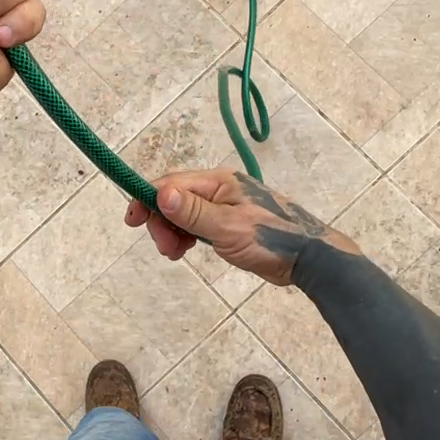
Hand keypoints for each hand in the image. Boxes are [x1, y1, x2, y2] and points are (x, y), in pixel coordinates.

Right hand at [124, 169, 360, 285]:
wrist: (307, 257)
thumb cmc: (271, 239)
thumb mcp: (227, 228)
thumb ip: (192, 212)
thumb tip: (159, 193)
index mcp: (218, 181)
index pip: (171, 183)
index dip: (147, 199)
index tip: (131, 221)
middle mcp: (219, 188)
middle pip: (174, 198)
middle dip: (162, 222)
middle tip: (166, 249)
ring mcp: (223, 205)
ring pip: (183, 213)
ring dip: (172, 232)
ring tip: (175, 254)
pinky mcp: (228, 223)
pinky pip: (196, 224)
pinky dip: (186, 236)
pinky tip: (185, 251)